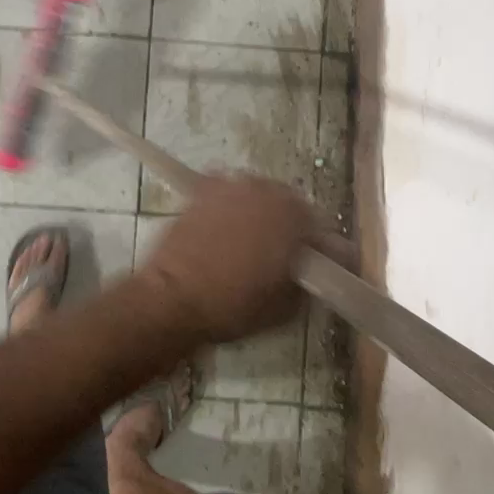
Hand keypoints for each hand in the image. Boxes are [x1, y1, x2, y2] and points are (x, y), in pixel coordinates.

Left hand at [139, 174, 311, 341]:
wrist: (173, 297)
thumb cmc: (233, 306)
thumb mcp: (285, 308)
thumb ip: (307, 283)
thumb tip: (312, 274)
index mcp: (295, 217)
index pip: (320, 226)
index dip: (318, 247)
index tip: (313, 264)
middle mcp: (267, 191)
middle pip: (289, 202)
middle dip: (289, 223)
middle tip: (280, 252)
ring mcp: (231, 185)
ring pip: (257, 193)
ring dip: (259, 210)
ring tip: (249, 238)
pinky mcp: (201, 189)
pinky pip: (225, 190)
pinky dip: (230, 203)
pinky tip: (224, 224)